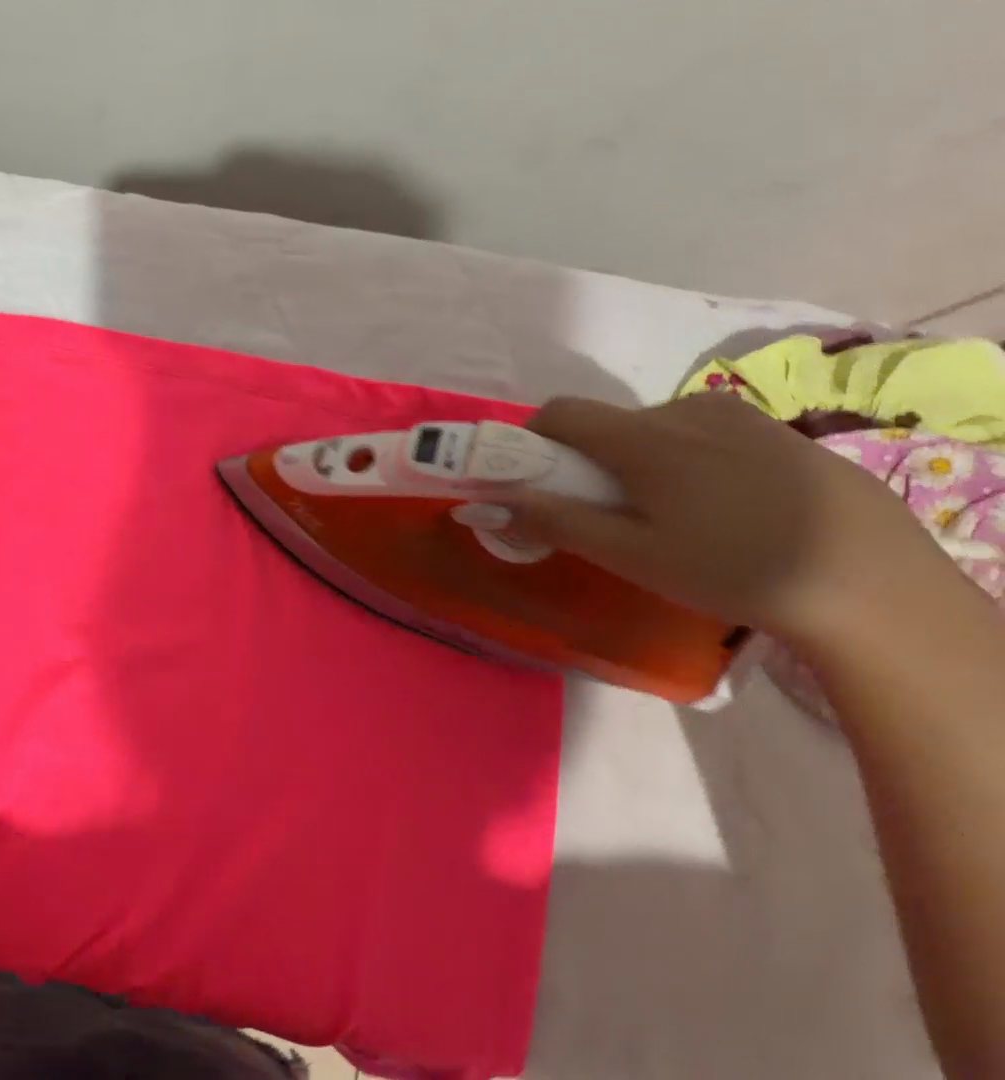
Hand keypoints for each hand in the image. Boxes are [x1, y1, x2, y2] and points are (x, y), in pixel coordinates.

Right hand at [493, 392, 957, 648]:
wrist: (867, 579)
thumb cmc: (729, 567)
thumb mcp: (628, 553)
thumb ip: (551, 520)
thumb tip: (481, 502)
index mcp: (644, 436)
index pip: (560, 412)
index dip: (530, 442)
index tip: (531, 485)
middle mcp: (686, 410)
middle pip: (608, 425)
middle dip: (588, 463)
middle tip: (602, 518)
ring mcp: (738, 417)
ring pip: (656, 430)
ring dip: (637, 464)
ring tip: (665, 520)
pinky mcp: (776, 433)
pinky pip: (701, 436)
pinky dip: (682, 463)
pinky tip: (716, 512)